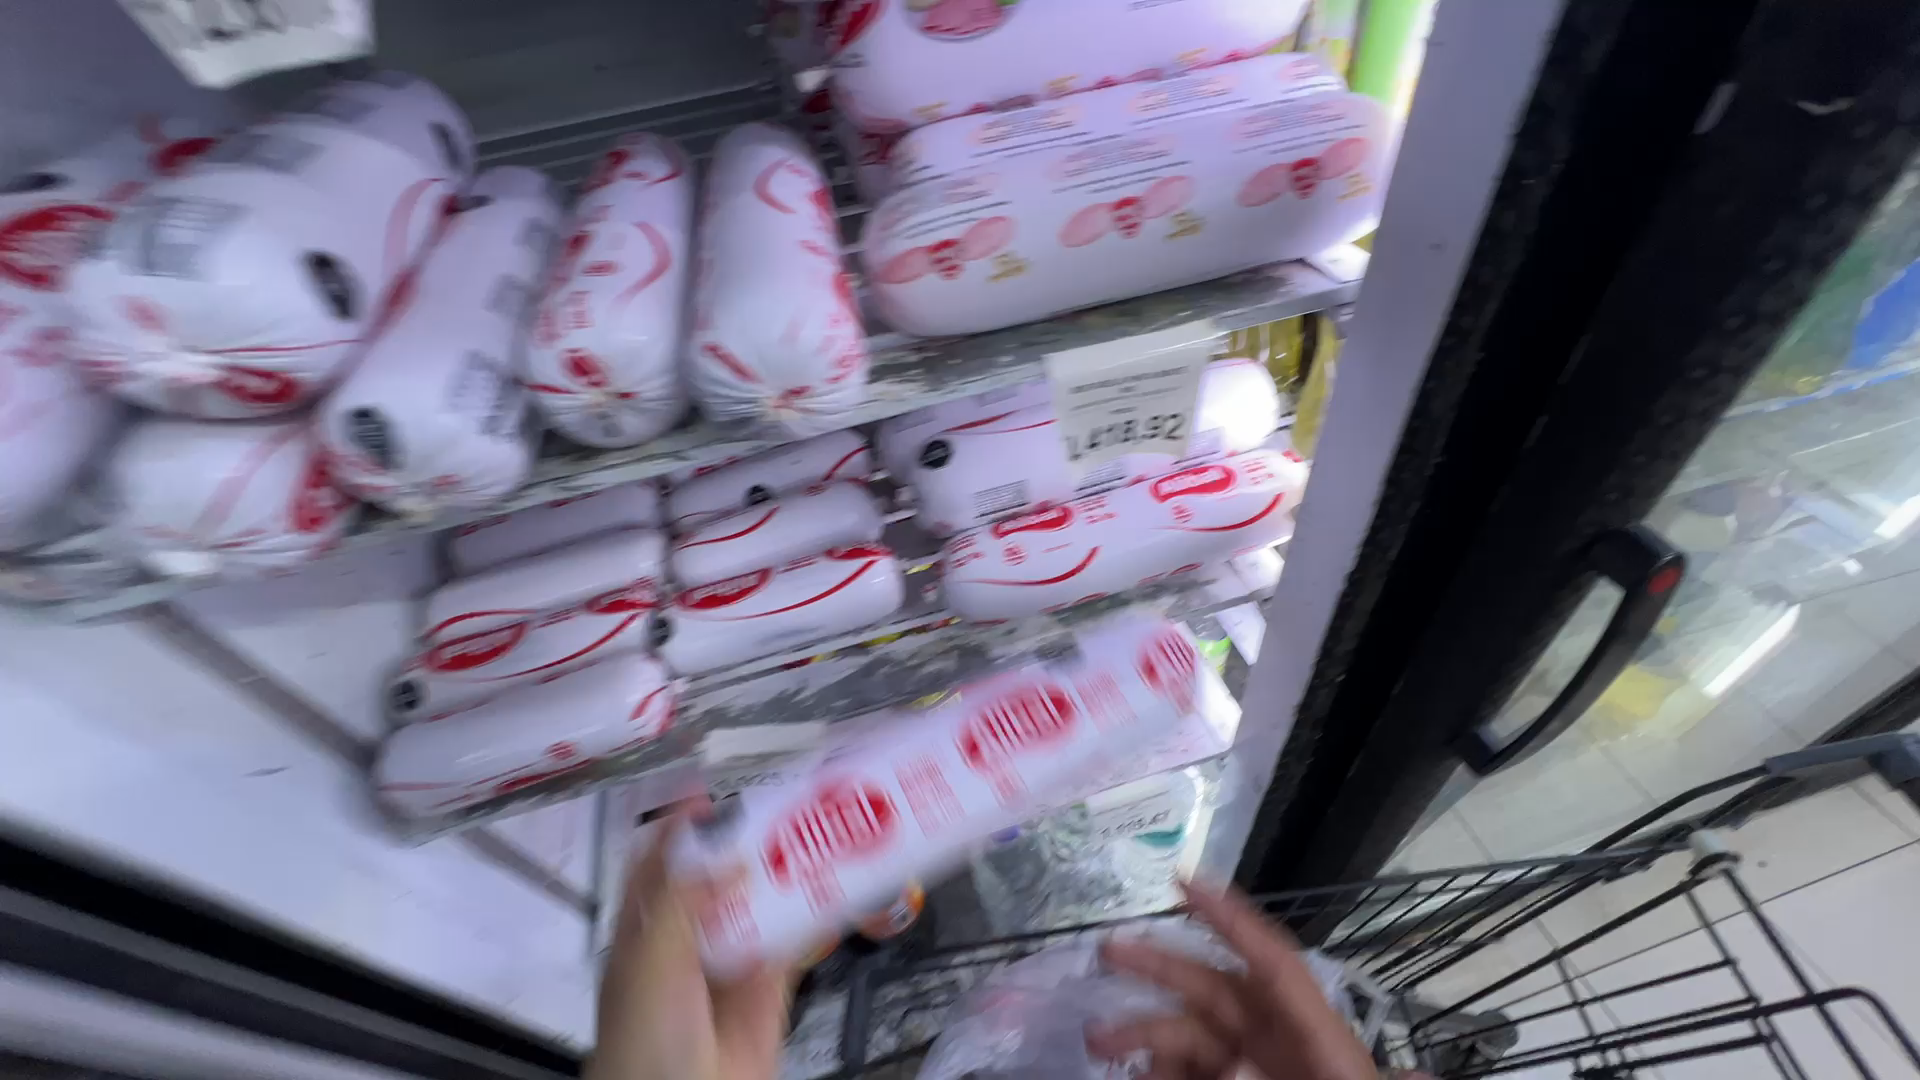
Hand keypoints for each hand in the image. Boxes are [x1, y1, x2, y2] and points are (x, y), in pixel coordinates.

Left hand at [587, 813, 793, 1079]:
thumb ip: (684, 899)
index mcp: (649, 926)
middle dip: (747, 839)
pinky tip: (836, 883)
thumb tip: (728, 854)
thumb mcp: (652, 958)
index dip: (679, 824)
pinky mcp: (771, 980)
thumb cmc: (644, 1037)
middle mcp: (690, 935)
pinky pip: (798, 937)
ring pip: (762, 899)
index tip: (707, 788)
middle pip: (720, 873)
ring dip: (786, 869)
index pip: (660, 860)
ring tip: (814, 830)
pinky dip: (818, 910)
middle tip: (779, 802)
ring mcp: (732, 956)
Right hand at [1085, 881, 1375, 1079]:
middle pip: (1216, 989)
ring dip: (1145, 1032)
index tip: (1182, 881)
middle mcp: (1284, 1043)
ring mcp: (1261, 1069)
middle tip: (1106, 952)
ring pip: (1194, 1035)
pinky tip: (1133, 1074)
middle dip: (1159, 968)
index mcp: (1319, 1039)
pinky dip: (1162, 1069)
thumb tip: (1227, 1066)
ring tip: (1099, 1040)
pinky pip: (1195, 1070)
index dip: (1230, 917)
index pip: (1273, 963)